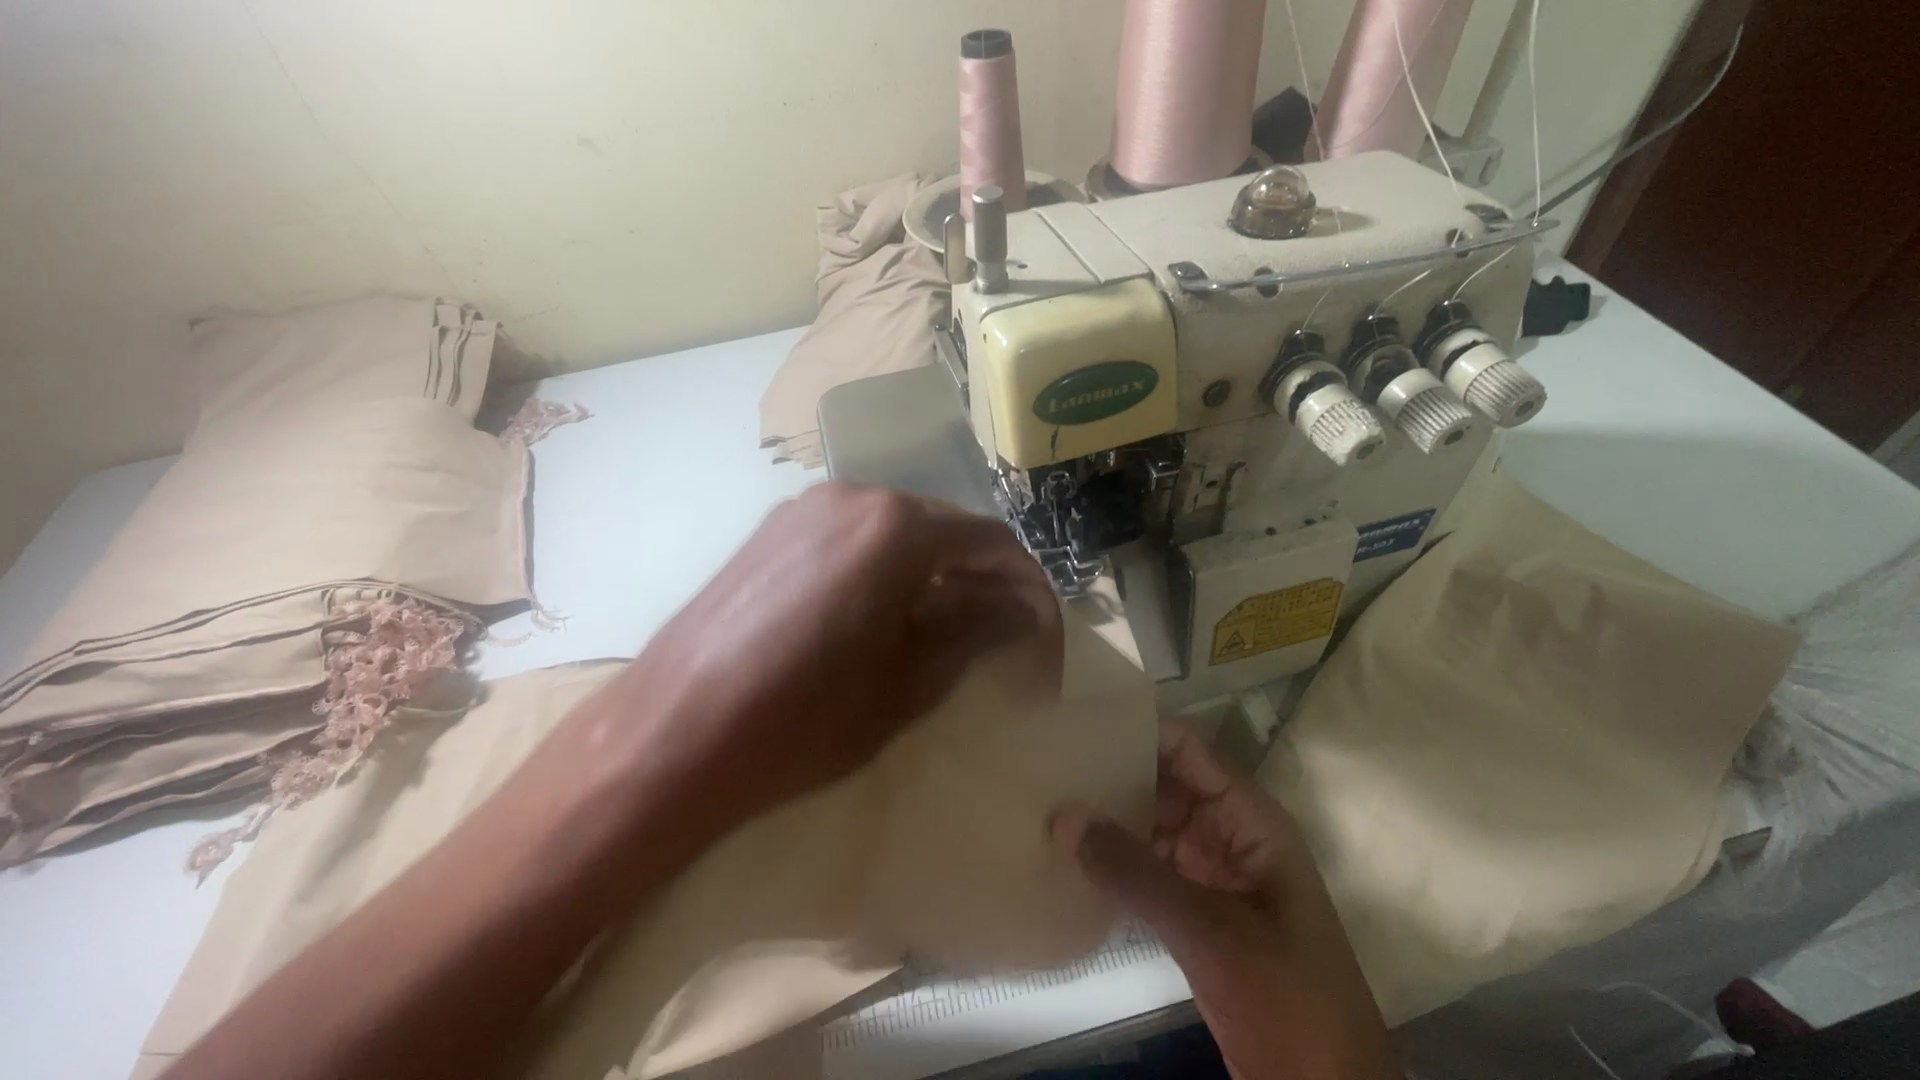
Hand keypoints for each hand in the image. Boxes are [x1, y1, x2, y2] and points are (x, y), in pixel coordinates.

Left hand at [606, 482, 1060, 822]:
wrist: (672, 733)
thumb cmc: (803, 719)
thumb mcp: (909, 682)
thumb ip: (977, 629)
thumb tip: (1023, 608)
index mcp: (896, 526)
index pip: (994, 544)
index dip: (1030, 594)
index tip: (1042, 644)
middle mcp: (853, 496)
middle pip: (946, 530)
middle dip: (984, 582)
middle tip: (1002, 642)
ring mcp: (804, 508)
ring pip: (897, 533)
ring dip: (935, 576)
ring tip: (946, 634)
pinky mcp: (771, 531)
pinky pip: (852, 540)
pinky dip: (886, 572)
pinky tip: (884, 620)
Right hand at [1052, 726, 1396, 1079]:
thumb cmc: (1285, 995)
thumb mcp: (1210, 931)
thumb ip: (1136, 873)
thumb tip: (1062, 816)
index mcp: (1250, 820)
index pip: (1188, 749)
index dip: (1137, 728)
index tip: (1074, 722)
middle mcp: (1229, 836)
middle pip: (1164, 784)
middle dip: (1110, 774)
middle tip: (1041, 763)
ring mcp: (1212, 877)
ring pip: (1152, 828)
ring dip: (1107, 820)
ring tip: (1041, 802)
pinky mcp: (1196, 915)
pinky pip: (1148, 872)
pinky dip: (1113, 864)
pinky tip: (1066, 860)